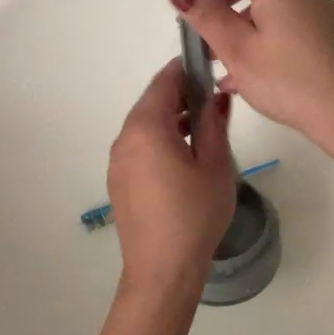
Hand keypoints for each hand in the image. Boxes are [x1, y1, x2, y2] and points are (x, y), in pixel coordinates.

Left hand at [107, 60, 235, 299]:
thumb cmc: (194, 214)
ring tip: (203, 127)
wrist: (162, 269)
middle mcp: (124, 138)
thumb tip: (215, 96)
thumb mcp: (215, 165)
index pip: (164, 81)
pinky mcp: (118, 181)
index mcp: (146, 127)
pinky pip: (139, 147)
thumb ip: (213, 123)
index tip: (210, 65)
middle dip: (180, 94)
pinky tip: (184, 155)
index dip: (187, 68)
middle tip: (213, 97)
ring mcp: (117, 161)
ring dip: (171, 118)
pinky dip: (160, 140)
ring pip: (145, 126)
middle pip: (151, 102)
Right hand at [165, 0, 333, 143]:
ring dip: (231, 18)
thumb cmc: (290, 81)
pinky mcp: (319, 25)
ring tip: (213, 57)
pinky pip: (277, 16)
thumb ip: (205, 14)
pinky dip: (254, 31)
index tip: (182, 1)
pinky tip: (239, 70)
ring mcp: (312, 3)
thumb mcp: (238, 49)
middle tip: (195, 31)